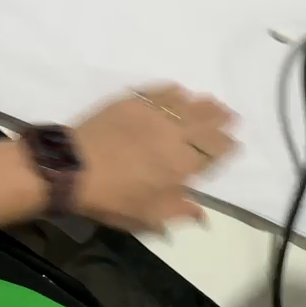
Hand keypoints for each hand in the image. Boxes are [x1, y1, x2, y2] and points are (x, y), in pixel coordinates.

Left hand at [69, 85, 234, 231]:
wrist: (71, 168)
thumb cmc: (111, 198)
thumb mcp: (148, 216)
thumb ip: (178, 211)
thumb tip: (203, 214)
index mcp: (181, 166)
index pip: (213, 153)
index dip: (226, 147)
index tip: (234, 143)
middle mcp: (172, 136)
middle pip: (204, 123)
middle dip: (220, 119)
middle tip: (230, 115)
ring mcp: (150, 115)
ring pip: (184, 104)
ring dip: (201, 103)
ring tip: (210, 102)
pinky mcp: (129, 102)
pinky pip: (157, 92)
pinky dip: (170, 91)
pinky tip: (177, 90)